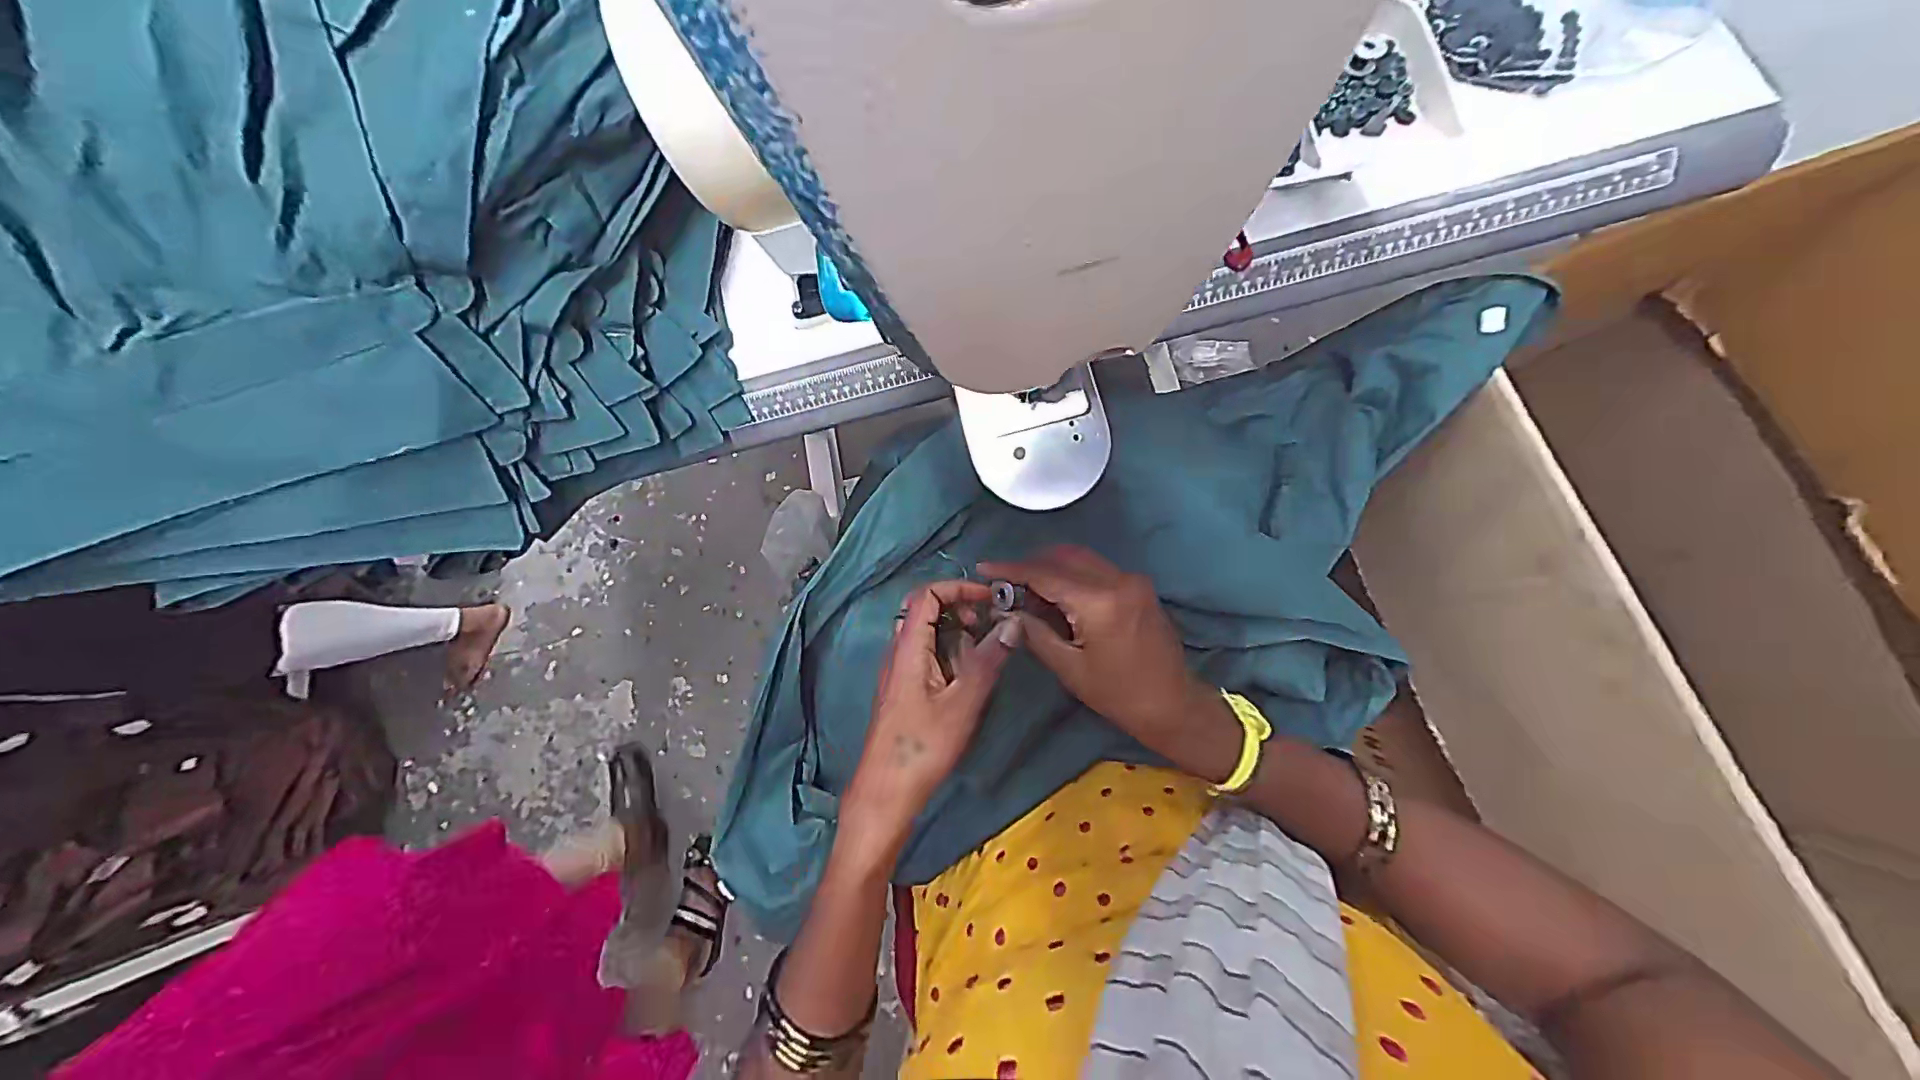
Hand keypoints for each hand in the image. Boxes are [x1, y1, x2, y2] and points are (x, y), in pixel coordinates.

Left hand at [841, 582, 1020, 859]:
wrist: (886, 791)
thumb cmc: (923, 746)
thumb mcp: (963, 703)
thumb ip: (988, 661)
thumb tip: (1012, 624)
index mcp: (908, 648)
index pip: (926, 595)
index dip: (958, 588)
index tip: (989, 600)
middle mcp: (898, 653)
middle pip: (924, 610)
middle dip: (959, 608)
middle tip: (987, 625)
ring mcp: (898, 672)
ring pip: (926, 634)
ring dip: (956, 632)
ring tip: (983, 652)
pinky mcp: (903, 690)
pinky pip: (925, 655)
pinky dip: (948, 653)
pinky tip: (966, 678)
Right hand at [979, 546, 1237, 782]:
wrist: (1172, 704)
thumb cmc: (1118, 694)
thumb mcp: (1069, 668)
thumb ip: (1035, 632)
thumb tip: (1009, 611)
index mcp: (1099, 601)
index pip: (1046, 574)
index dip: (1011, 569)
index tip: (985, 568)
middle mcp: (1118, 580)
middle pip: (1063, 557)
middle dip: (1031, 564)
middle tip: (1006, 583)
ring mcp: (1132, 580)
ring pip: (1081, 559)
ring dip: (1052, 568)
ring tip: (1029, 592)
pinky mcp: (1138, 587)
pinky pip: (1096, 569)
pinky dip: (1073, 575)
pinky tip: (1058, 597)